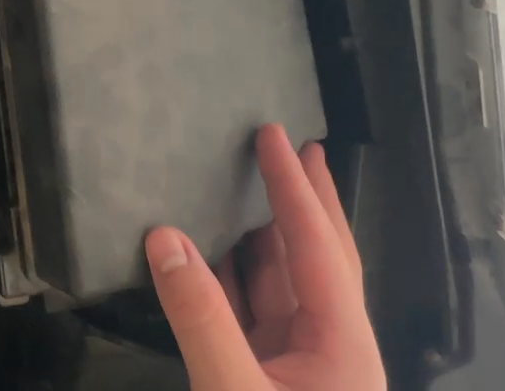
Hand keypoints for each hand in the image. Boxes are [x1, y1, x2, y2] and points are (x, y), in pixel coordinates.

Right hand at [145, 125, 385, 390]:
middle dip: (309, 200)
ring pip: (286, 281)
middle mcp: (329, 348)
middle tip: (294, 145)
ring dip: (269, 229)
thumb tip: (165, 238)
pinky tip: (215, 250)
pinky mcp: (272, 379)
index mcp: (340, 347)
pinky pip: (255, 308)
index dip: (294, 188)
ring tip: (253, 182)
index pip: (315, 247)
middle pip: (320, 257)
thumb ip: (202, 319)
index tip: (277, 136)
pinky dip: (235, 270)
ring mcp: (303, 366)